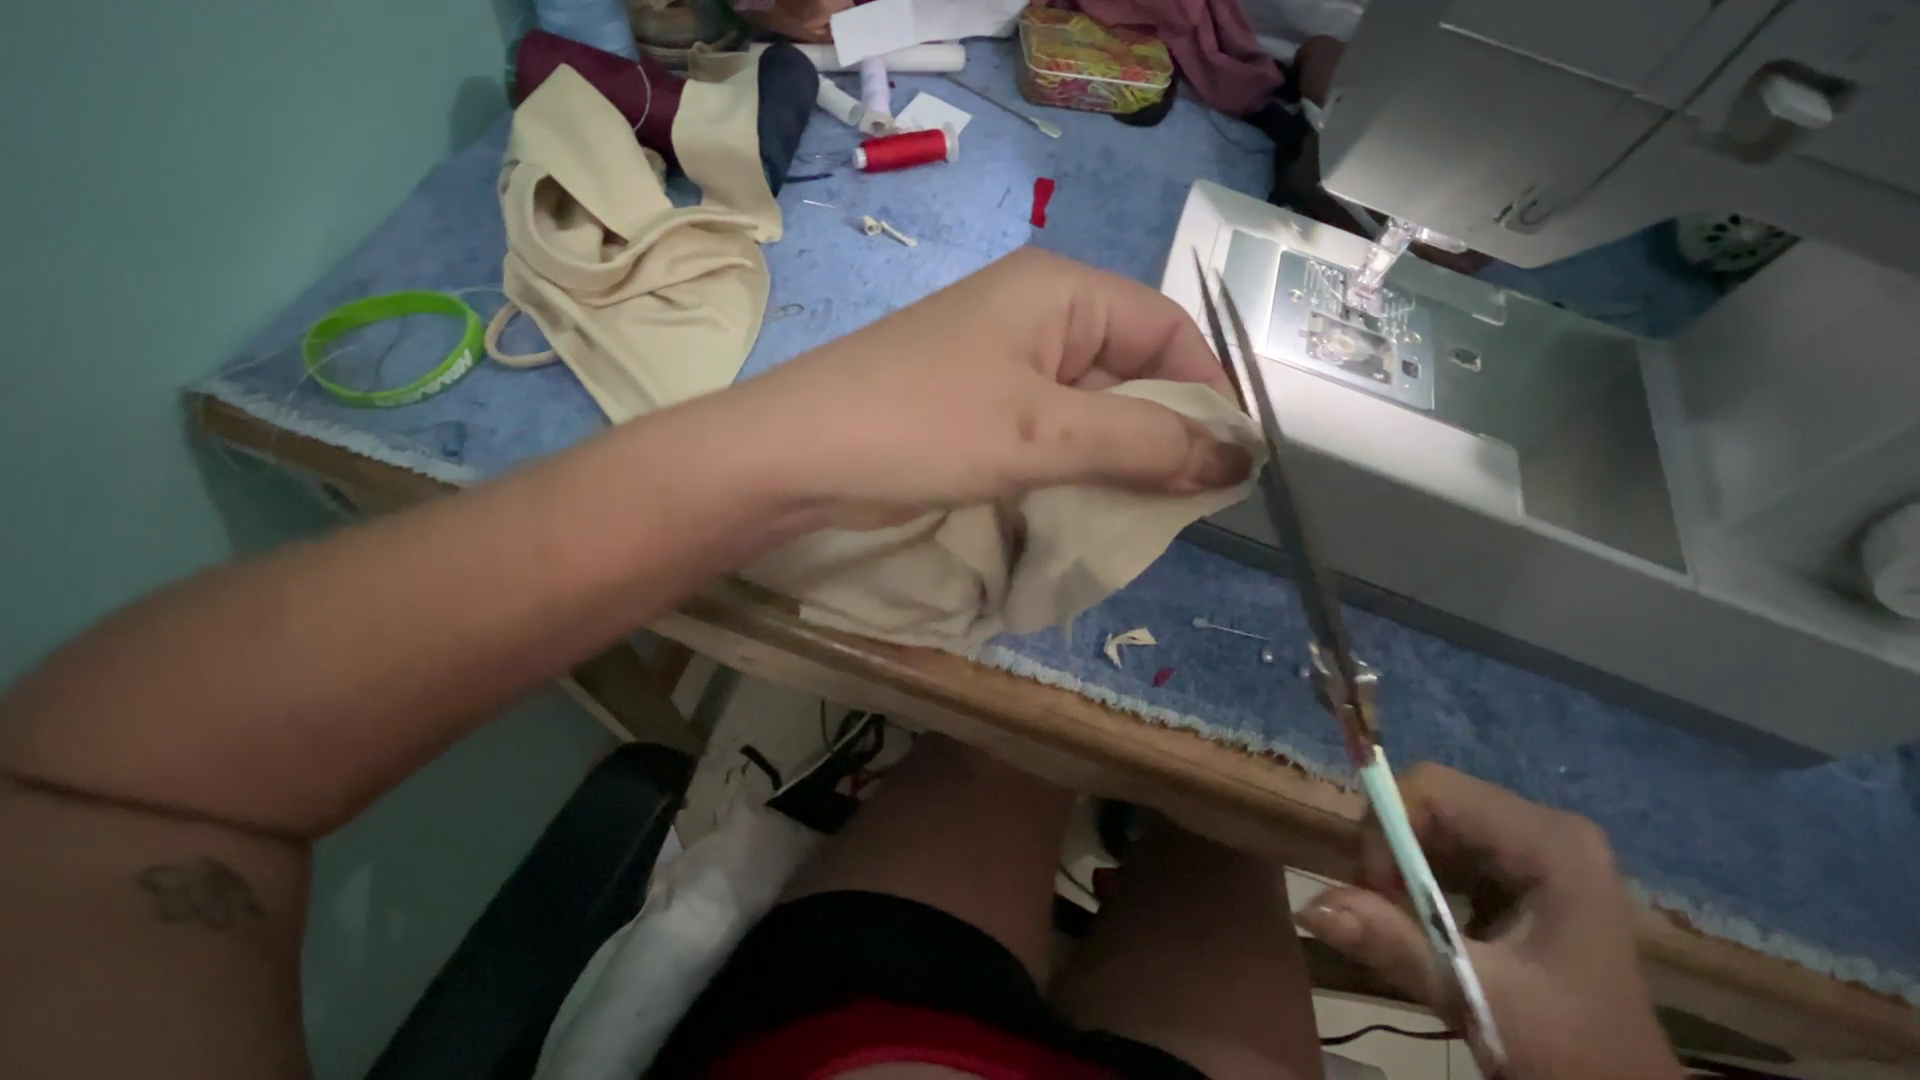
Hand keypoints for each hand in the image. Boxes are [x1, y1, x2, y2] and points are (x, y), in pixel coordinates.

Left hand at [710, 248, 1253, 514]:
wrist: (793, 455)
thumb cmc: (923, 426)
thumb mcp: (1044, 434)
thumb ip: (1146, 444)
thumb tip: (1239, 459)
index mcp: (1060, 291)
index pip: (1168, 329)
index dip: (1210, 391)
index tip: (1235, 462)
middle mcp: (1036, 314)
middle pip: (1133, 366)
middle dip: (1167, 430)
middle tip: (1194, 499)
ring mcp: (1002, 360)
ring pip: (1093, 404)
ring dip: (1124, 454)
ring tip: (1151, 509)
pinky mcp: (976, 404)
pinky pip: (1051, 428)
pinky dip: (1078, 463)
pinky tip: (1091, 503)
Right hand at [1296, 766, 1683, 1079]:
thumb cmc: (1570, 1051)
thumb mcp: (1477, 999)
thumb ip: (1395, 945)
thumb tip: (1309, 906)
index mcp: (1552, 842)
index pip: (1434, 788)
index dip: (1387, 830)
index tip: (1374, 896)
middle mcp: (1546, 827)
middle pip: (1430, 801)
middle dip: (1390, 853)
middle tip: (1383, 916)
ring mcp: (1536, 847)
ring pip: (1431, 823)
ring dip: (1400, 870)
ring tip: (1405, 927)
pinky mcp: (1522, 870)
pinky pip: (1446, 848)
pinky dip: (1420, 881)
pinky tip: (1430, 926)